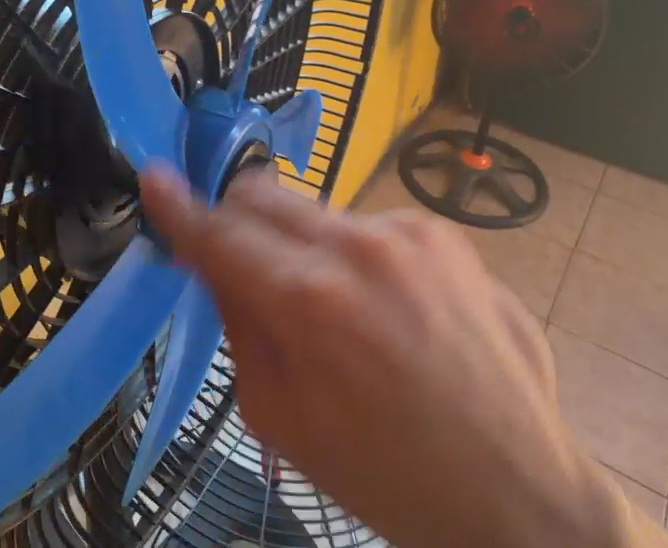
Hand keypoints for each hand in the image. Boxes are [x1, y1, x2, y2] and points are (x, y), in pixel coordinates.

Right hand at [142, 167, 667, 547]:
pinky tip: (388, 310)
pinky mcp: (445, 234)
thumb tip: (219, 262)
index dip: (179, 209)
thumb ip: (241, 324)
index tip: (155, 180)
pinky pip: (371, 229)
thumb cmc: (384, 473)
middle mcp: (359, 246)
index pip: (221, 233)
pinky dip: (357, 258)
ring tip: (338, 312)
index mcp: (310, 302)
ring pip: (319, 213)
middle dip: (237, 218)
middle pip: (265, 195)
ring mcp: (410, 232)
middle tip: (238, 256)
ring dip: (304, 246)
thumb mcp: (280, 418)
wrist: (512, 486)